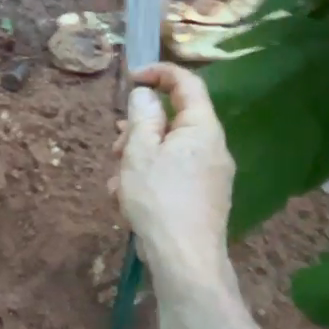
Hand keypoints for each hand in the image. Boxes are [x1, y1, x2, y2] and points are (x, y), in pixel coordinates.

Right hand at [113, 64, 235, 280]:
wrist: (184, 255)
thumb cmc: (158, 198)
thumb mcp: (139, 153)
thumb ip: (141, 119)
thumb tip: (144, 95)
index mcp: (202, 129)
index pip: (187, 85)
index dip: (159, 73)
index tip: (131, 78)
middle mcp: (213, 147)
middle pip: (174, 121)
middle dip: (139, 129)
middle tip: (115, 147)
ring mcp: (211, 173)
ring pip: (169, 150)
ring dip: (138, 157)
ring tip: (117, 181)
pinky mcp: (204, 196)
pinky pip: (173, 173)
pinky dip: (149, 177)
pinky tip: (129, 198)